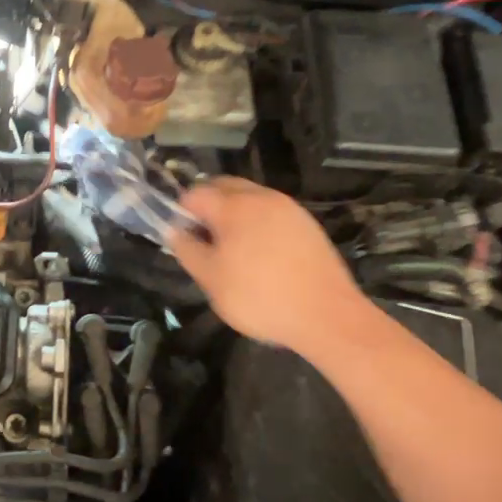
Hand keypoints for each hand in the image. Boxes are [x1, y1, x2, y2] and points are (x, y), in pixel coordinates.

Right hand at [166, 177, 368, 353]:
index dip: (182, 214)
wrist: (327, 315)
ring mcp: (288, 208)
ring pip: (250, 197)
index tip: (185, 240)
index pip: (195, 193)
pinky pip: (272, 212)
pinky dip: (259, 223)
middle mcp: (261, 196)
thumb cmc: (260, 297)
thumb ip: (187, 250)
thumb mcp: (211, 280)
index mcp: (233, 205)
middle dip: (209, 206)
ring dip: (234, 213)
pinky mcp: (307, 223)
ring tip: (235, 249)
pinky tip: (264, 254)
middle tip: (206, 241)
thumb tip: (174, 230)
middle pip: (223, 186)